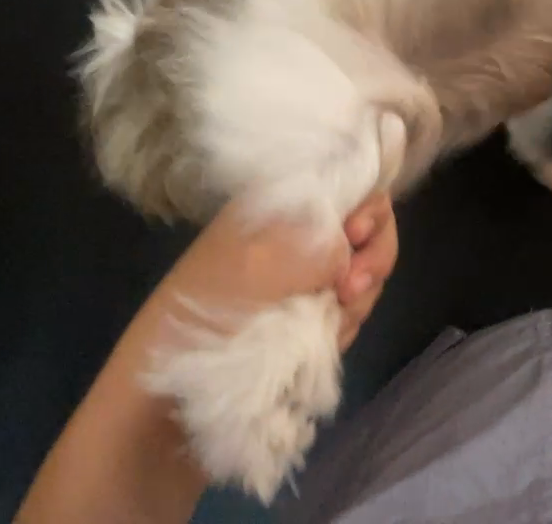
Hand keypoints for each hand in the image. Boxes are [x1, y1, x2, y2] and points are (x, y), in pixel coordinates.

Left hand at [149, 192, 398, 353]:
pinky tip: (324, 338)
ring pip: (365, 274)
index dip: (370, 209)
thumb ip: (322, 243)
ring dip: (357, 301)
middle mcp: (306, 229)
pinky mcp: (314, 310)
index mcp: (291, 200)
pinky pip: (351, 310)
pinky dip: (345, 325)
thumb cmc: (217, 299)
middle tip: (347, 292)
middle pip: (371, 232)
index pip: (356, 185)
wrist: (180, 367)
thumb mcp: (269, 259)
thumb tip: (351, 251)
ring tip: (327, 323)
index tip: (356, 237)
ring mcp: (312, 272)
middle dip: (371, 262)